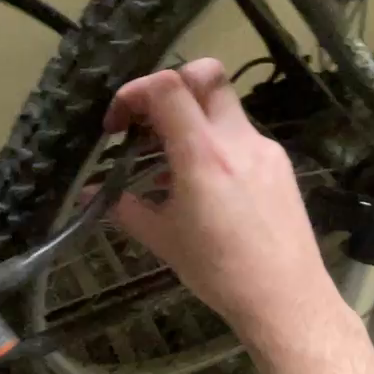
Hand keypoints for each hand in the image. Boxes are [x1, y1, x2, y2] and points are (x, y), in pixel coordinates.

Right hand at [105, 58, 344, 338]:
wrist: (285, 298)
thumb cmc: (217, 272)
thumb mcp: (161, 239)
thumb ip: (123, 209)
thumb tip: (88, 196)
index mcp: (203, 155)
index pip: (168, 88)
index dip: (134, 92)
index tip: (118, 125)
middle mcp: (237, 140)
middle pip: (205, 75)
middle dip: (168, 85)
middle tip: (146, 121)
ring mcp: (263, 148)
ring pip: (222, 106)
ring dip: (189, 118)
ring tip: (165, 161)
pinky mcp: (278, 164)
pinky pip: (238, 136)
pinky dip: (211, 143)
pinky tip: (199, 184)